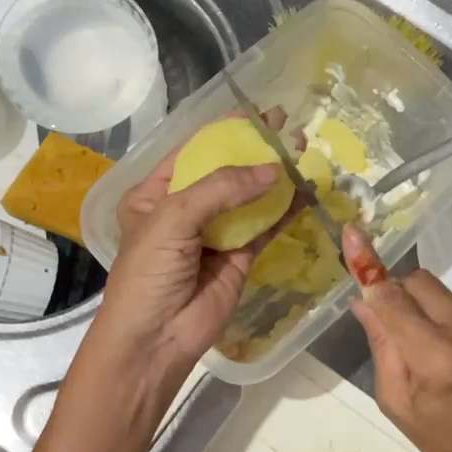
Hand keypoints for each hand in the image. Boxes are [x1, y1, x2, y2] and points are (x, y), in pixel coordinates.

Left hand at [89, 150, 281, 381]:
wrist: (155, 338)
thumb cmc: (148, 272)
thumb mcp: (174, 218)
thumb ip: (221, 189)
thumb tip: (273, 170)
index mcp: (154, 195)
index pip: (192, 153)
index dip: (223, 131)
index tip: (255, 112)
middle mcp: (184, 211)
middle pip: (225, 173)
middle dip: (254, 151)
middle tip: (286, 127)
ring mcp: (213, 236)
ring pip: (249, 200)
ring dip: (274, 178)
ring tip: (302, 152)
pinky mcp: (238, 259)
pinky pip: (263, 229)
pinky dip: (283, 211)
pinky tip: (304, 190)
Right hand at [346, 232, 451, 451]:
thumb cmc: (448, 440)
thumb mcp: (399, 404)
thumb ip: (383, 348)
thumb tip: (364, 303)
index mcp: (436, 357)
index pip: (393, 299)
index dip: (368, 267)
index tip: (352, 234)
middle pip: (415, 281)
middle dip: (392, 293)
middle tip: (384, 327)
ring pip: (433, 289)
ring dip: (413, 304)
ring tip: (413, 348)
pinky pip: (450, 302)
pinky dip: (432, 314)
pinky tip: (435, 349)